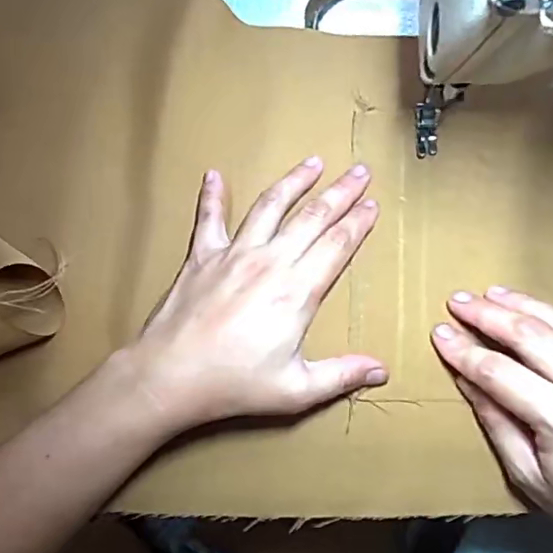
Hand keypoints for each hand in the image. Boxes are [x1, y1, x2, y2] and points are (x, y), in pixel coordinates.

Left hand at [118, 158, 386, 431]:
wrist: (171, 375)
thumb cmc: (234, 384)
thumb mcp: (296, 389)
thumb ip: (341, 375)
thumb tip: (381, 370)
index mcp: (297, 292)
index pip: (337, 245)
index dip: (358, 222)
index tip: (372, 204)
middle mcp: (269, 262)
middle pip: (312, 217)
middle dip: (340, 192)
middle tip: (360, 171)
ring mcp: (233, 255)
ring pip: (270, 206)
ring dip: (294, 181)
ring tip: (313, 163)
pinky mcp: (201, 257)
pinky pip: (209, 218)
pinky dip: (212, 196)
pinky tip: (214, 175)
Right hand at [431, 287, 552, 552]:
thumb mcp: (527, 476)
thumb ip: (496, 421)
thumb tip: (466, 378)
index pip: (499, 371)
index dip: (463, 350)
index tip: (439, 332)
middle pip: (532, 334)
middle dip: (489, 314)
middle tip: (458, 300)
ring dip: (526, 304)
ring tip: (493, 293)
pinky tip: (550, 310)